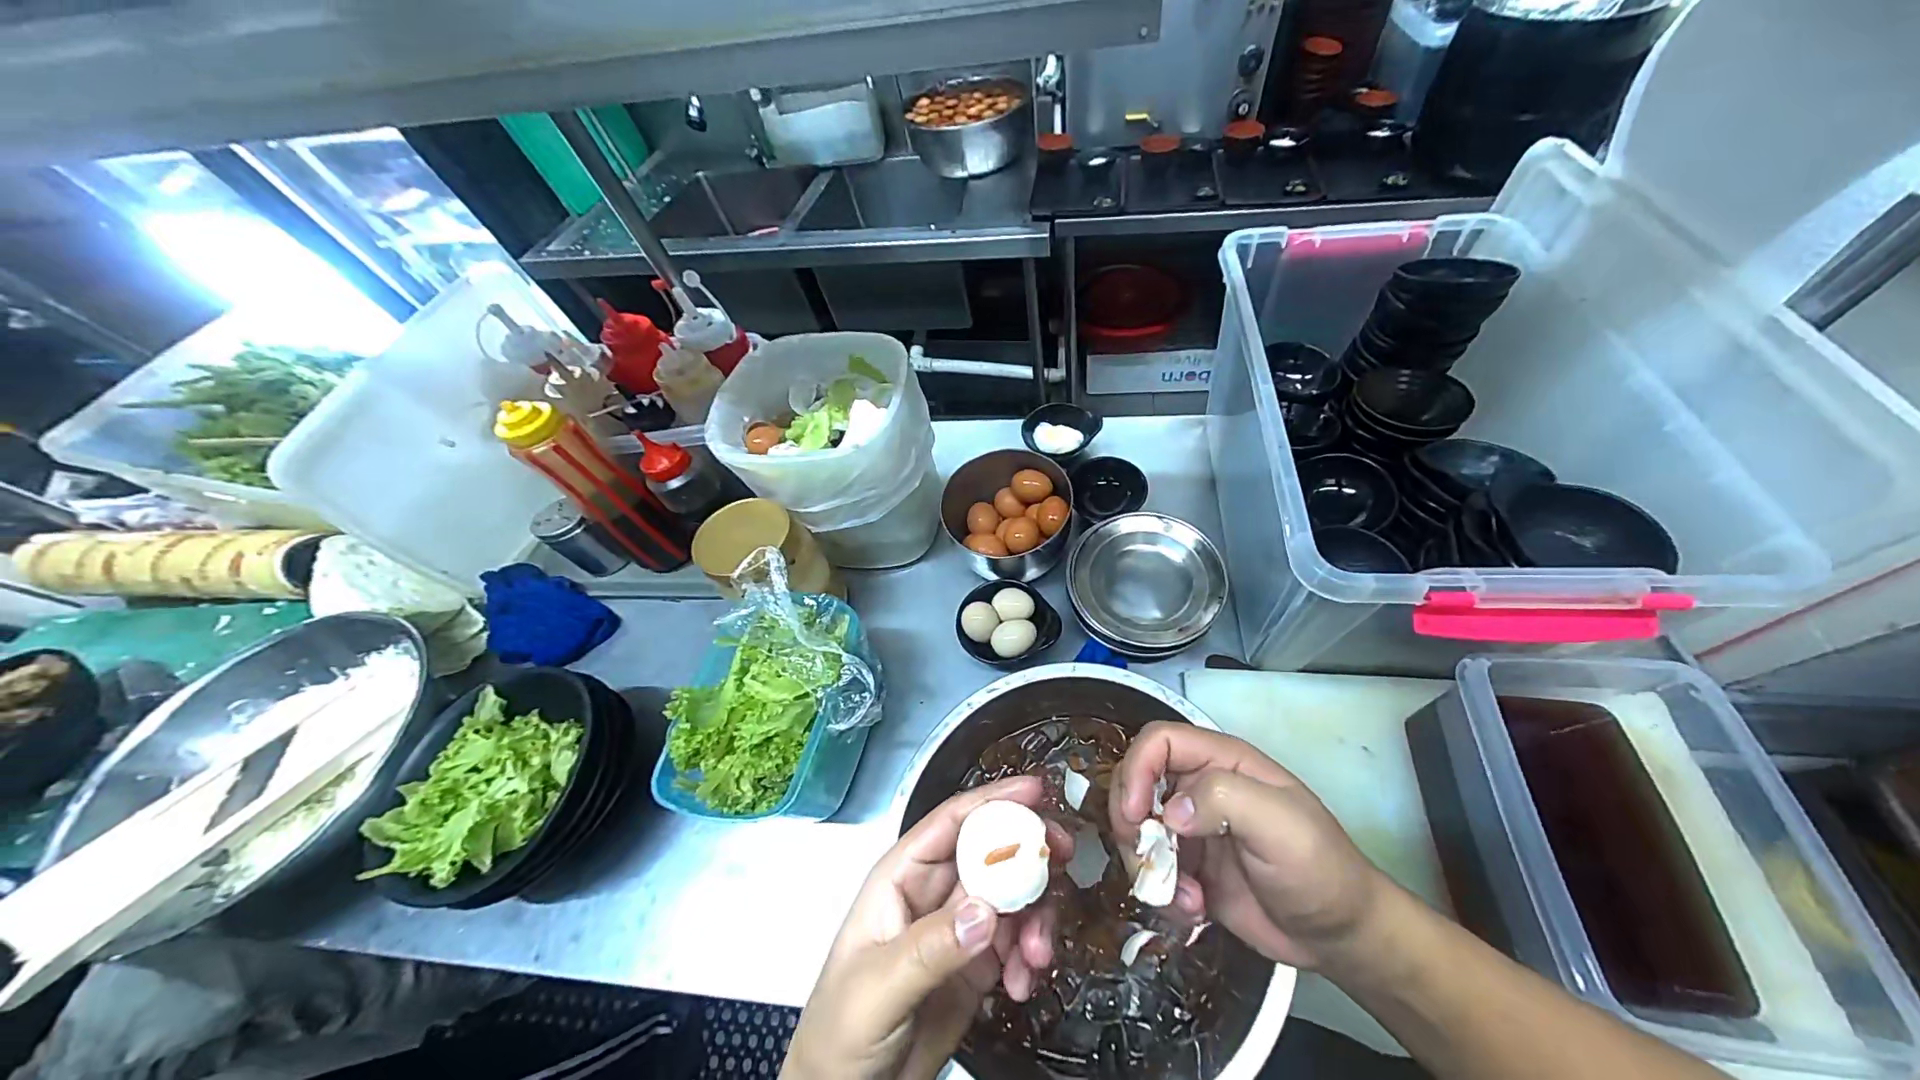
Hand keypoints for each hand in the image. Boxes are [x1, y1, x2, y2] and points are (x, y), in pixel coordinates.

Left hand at [783, 775, 1072, 1079]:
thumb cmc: (840, 1030)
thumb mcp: (879, 985)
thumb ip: (931, 948)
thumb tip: (986, 910)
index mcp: (902, 877)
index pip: (950, 822)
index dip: (993, 800)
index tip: (1036, 792)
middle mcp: (935, 892)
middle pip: (992, 851)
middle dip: (1030, 853)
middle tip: (1063, 860)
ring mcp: (959, 927)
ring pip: (1014, 895)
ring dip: (1036, 918)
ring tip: (1035, 956)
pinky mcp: (978, 963)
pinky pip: (1018, 941)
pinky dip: (1030, 956)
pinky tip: (1022, 984)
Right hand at [1110, 722, 1385, 969]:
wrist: (1341, 936)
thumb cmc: (1320, 868)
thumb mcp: (1281, 824)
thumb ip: (1225, 799)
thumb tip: (1171, 812)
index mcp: (1222, 762)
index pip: (1158, 741)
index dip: (1137, 769)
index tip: (1134, 813)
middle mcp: (1200, 788)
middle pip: (1136, 784)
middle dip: (1131, 823)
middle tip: (1145, 859)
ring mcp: (1192, 828)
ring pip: (1137, 830)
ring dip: (1148, 866)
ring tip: (1184, 898)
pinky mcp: (1189, 867)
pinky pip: (1151, 869)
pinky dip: (1161, 892)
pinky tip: (1192, 910)